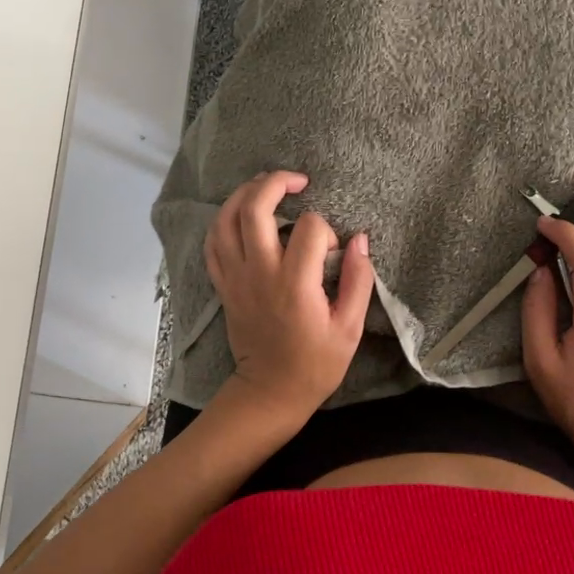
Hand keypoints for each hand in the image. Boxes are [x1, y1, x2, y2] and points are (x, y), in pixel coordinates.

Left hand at [203, 172, 375, 418]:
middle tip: (297, 180)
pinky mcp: (224, 284)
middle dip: (276, 183)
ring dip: (246, 193)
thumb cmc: (315, 364)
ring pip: (226, 218)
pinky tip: (241, 214)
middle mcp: (259, 273)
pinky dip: (224, 220)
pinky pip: (213, 242)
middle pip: (255, 208)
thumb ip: (358, 281)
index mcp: (294, 284)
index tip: (334, 249)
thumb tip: (361, 241)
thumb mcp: (349, 329)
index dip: (326, 229)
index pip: (308, 228)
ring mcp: (236, 277)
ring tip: (267, 185)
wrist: (270, 393)